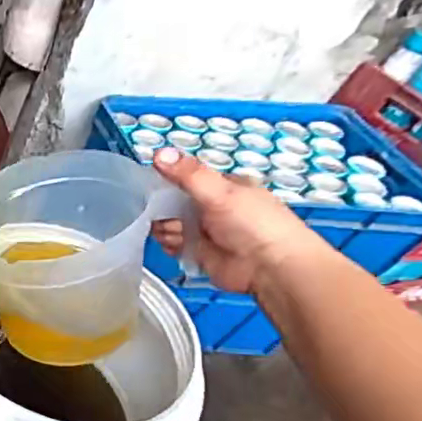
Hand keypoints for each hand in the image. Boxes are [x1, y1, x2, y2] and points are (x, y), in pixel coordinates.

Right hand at [150, 146, 337, 294]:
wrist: (269, 268)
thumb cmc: (252, 223)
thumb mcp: (220, 192)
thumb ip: (187, 174)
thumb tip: (157, 152)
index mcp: (222, 186)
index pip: (187, 177)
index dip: (168, 179)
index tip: (152, 183)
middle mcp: (212, 207)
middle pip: (174, 202)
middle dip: (162, 207)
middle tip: (162, 213)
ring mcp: (204, 231)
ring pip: (170, 223)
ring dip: (164, 227)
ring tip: (173, 231)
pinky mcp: (198, 252)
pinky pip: (173, 244)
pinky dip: (169, 244)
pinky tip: (174, 244)